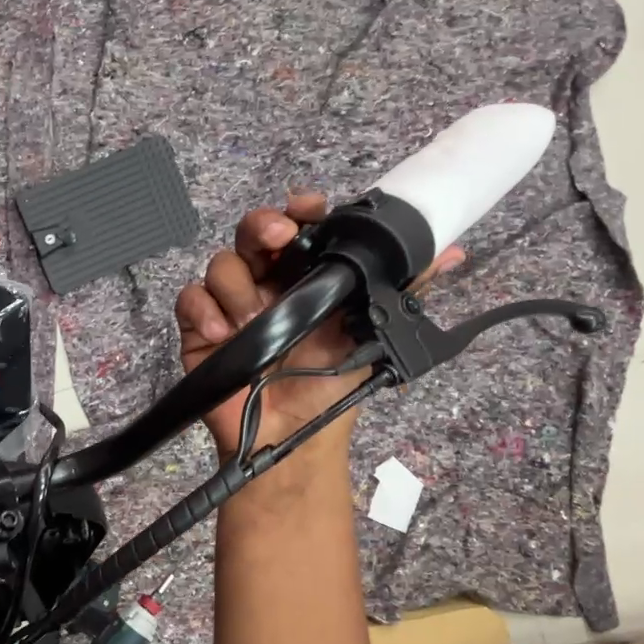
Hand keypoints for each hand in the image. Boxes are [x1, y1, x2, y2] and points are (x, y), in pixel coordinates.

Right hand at [176, 193, 461, 459]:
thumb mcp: (373, 335)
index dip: (300, 210)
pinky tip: (222, 334)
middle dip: (263, 226)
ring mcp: (229, 304)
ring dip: (237, 285)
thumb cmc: (330, 384)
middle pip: (252, 233)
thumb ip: (403, 291)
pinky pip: (190, 300)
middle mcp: (265, 282)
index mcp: (305, 276)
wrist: (290, 434)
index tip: (309, 208)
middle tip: (280, 238)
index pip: (298, 228)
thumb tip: (453, 252)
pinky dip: (203, 311)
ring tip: (253, 320)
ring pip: (221, 264)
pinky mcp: (199, 328)